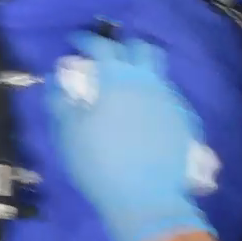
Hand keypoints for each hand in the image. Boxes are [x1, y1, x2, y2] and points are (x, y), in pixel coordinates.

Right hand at [47, 33, 212, 240]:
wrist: (145, 199)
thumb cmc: (98, 162)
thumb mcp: (67, 131)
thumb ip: (60, 99)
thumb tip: (58, 80)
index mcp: (118, 79)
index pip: (102, 46)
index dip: (86, 41)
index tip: (75, 43)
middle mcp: (148, 82)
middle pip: (142, 49)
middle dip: (123, 47)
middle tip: (107, 58)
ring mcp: (171, 100)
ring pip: (159, 72)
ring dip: (140, 70)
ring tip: (124, 86)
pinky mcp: (184, 121)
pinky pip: (167, 96)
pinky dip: (152, 95)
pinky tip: (142, 113)